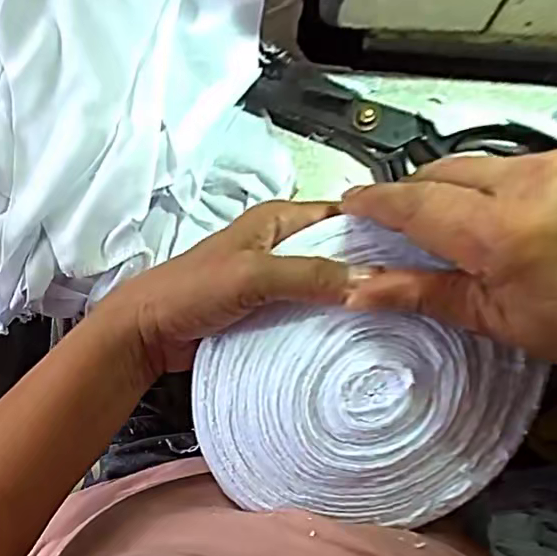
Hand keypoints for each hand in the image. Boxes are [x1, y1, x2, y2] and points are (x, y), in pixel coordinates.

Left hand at [94, 199, 371, 376]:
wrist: (146, 334)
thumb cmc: (183, 292)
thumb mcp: (252, 275)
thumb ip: (308, 273)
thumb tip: (363, 278)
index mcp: (276, 221)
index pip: (343, 216)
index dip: (376, 231)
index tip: (409, 253)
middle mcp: (274, 247)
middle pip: (335, 254)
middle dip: (362, 272)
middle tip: (398, 293)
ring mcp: (267, 283)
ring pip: (317, 288)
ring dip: (338, 303)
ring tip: (376, 316)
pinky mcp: (258, 314)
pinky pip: (296, 317)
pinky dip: (313, 326)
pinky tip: (334, 339)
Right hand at [340, 146, 556, 384]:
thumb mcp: (495, 319)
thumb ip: (423, 294)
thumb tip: (362, 291)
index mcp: (505, 229)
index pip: (417, 202)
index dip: (376, 202)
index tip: (350, 205)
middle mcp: (536, 181)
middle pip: (443, 172)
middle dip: (408, 194)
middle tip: (384, 223)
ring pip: (478, 164)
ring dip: (447, 188)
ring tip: (435, 224)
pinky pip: (515, 162)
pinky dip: (486, 183)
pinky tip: (485, 214)